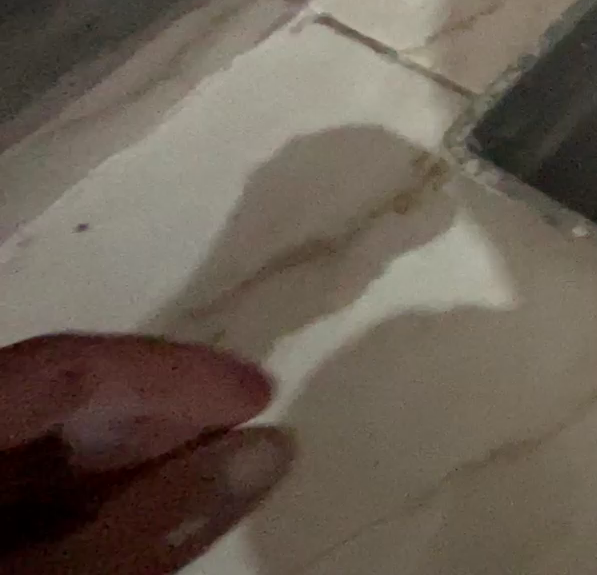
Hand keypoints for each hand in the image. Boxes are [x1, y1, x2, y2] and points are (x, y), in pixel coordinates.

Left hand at [0, 334, 291, 574]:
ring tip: (203, 474)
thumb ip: (146, 522)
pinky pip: (12, 488)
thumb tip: (276, 445)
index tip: (263, 399)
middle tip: (238, 436)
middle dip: (154, 417)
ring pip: (32, 445)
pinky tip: (138, 508)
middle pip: (45, 400)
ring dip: (128, 457)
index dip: (171, 374)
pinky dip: (82, 495)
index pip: (64, 368)